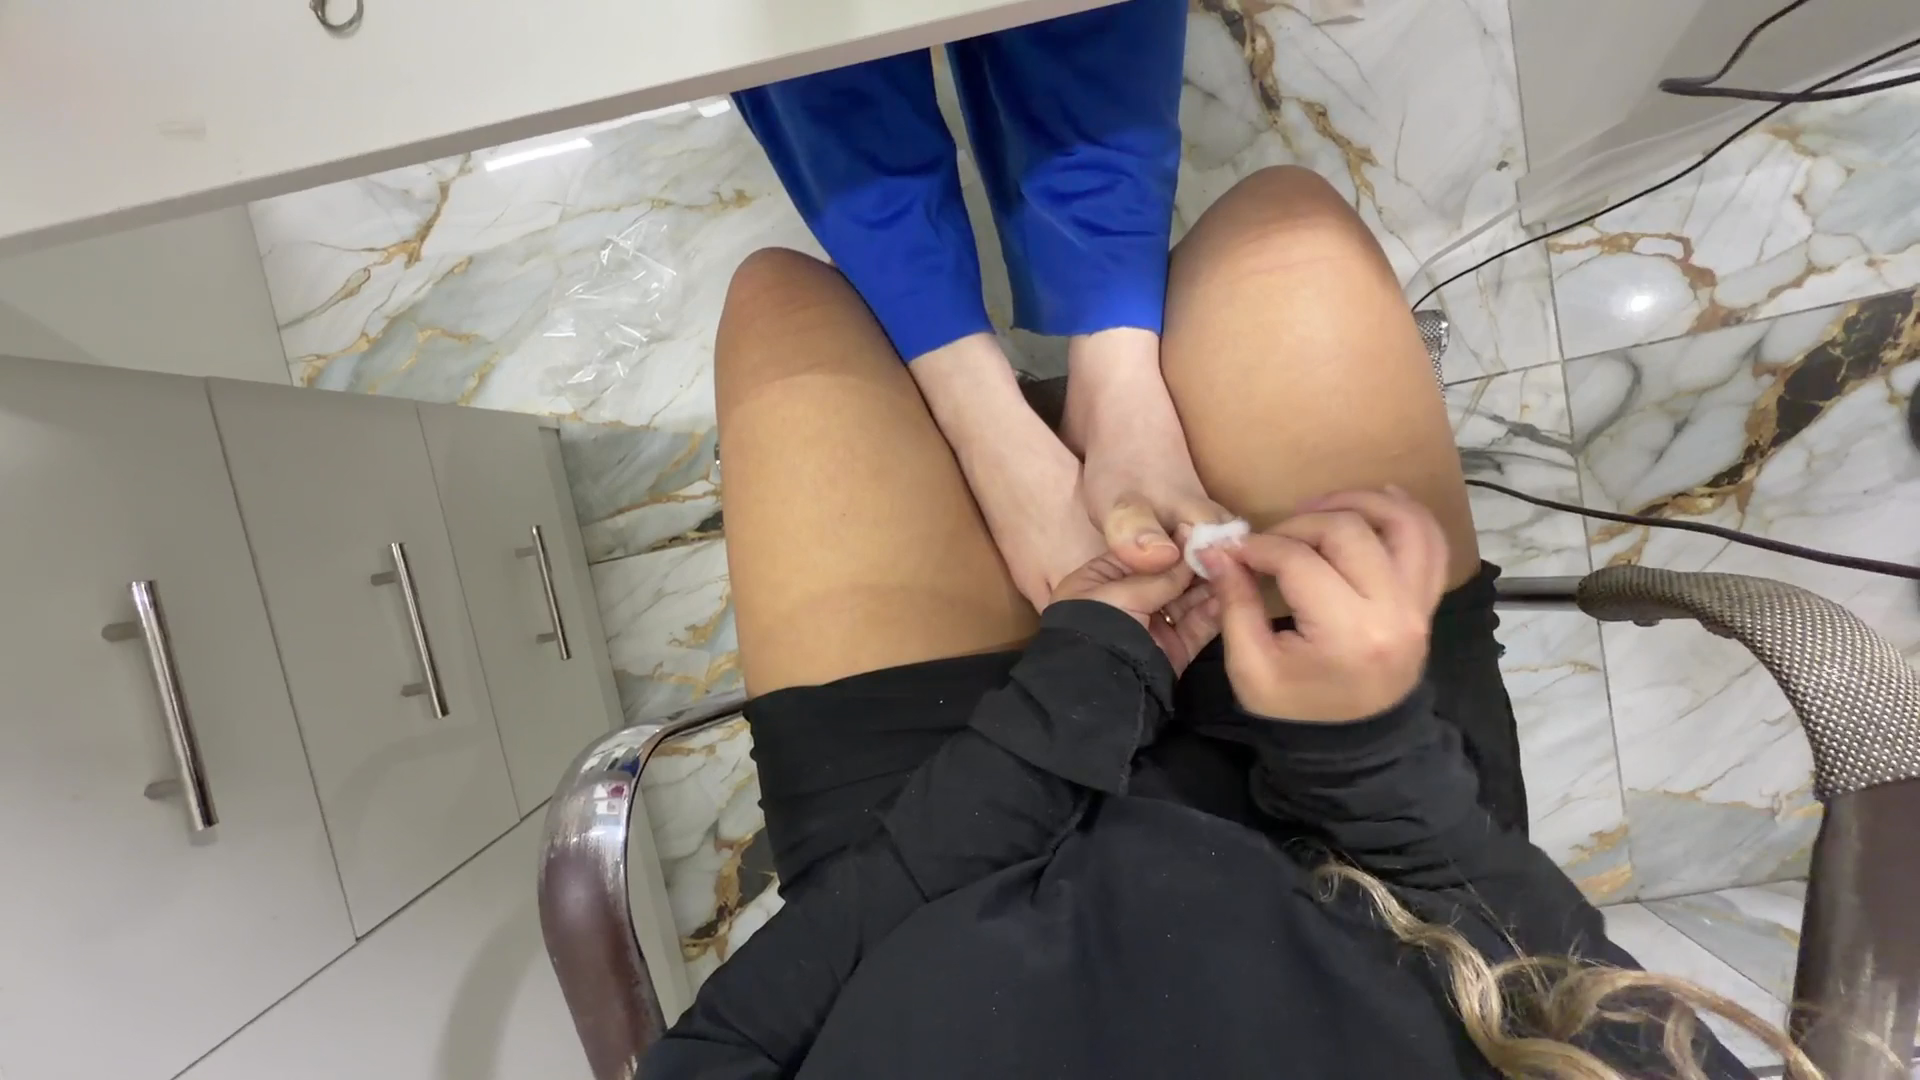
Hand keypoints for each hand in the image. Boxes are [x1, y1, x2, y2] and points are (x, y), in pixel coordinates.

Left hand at [1049, 553, 1221, 674]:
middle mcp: (1125, 601)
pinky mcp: (1170, 650)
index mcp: (1099, 581)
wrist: (1095, 685)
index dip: (1172, 544)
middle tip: (1229, 548)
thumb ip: (1159, 574)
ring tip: (1237, 568)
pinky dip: (1215, 613)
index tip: (1204, 533)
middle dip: (1197, 565)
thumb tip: (1191, 548)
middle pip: (1168, 577)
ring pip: (1187, 601)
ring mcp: (1148, 626)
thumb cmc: (1096, 628)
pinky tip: (1233, 596)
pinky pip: (1196, 627)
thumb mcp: (1120, 593)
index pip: (1143, 556)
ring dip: (1211, 586)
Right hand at [1196, 487, 1448, 722]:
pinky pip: (1430, 542)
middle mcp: (1393, 612)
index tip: (1232, 551)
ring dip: (1358, 502)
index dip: (1257, 547)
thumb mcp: (1250, 666)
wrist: (1352, 746)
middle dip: (1298, 523)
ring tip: (1318, 506)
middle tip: (1268, 541)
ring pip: (1401, 523)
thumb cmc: (1294, 710)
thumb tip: (1218, 550)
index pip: (1298, 560)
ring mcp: (1418, 605)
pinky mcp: (1425, 602)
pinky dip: (1405, 513)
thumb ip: (1235, 602)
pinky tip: (1377, 499)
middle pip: (1347, 531)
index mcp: (1346, 633)